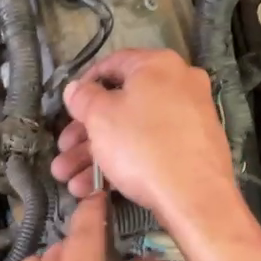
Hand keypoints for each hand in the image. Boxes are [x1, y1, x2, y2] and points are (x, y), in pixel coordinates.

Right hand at [51, 49, 240, 226]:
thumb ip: (83, 98)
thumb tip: (75, 87)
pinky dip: (125, 161)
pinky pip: (153, 146)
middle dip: (86, 131)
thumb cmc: (142, 145)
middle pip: (122, 102)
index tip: (68, 106)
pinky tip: (96, 189)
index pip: (113, 63)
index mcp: (159, 64)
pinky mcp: (194, 147)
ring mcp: (190, 116)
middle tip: (64, 152)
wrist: (196, 197)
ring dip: (97, 153)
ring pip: (134, 128)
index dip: (85, 84)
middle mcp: (179, 82)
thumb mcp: (101, 117)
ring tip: (68, 180)